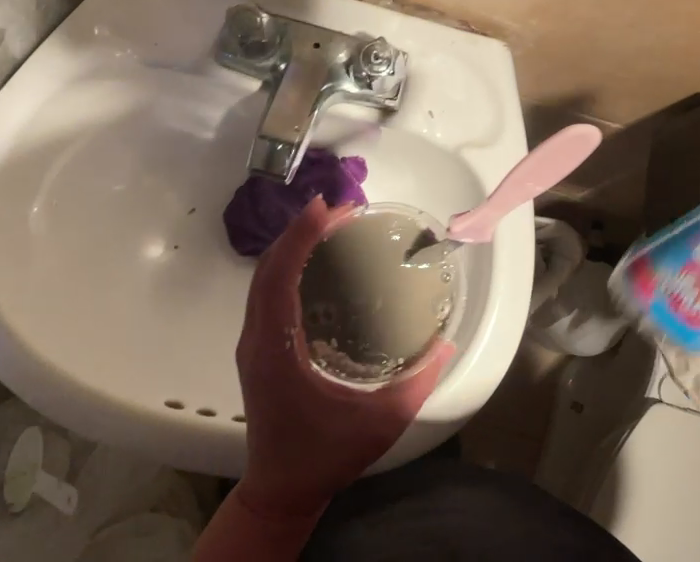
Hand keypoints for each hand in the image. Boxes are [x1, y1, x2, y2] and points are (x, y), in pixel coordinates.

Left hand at [232, 197, 452, 520]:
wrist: (281, 491)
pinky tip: (318, 261)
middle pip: (268, 268)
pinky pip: (267, 292)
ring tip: (331, 225)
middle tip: (342, 210)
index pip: (279, 278)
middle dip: (301, 231)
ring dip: (293, 245)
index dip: (300, 237)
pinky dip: (288, 265)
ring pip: (263, 277)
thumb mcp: (380, 423)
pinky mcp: (259, 348)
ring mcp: (254, 343)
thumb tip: (445, 343)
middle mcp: (258, 339)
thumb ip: (417, 382)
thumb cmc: (325, 456)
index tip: (328, 208)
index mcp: (276, 350)